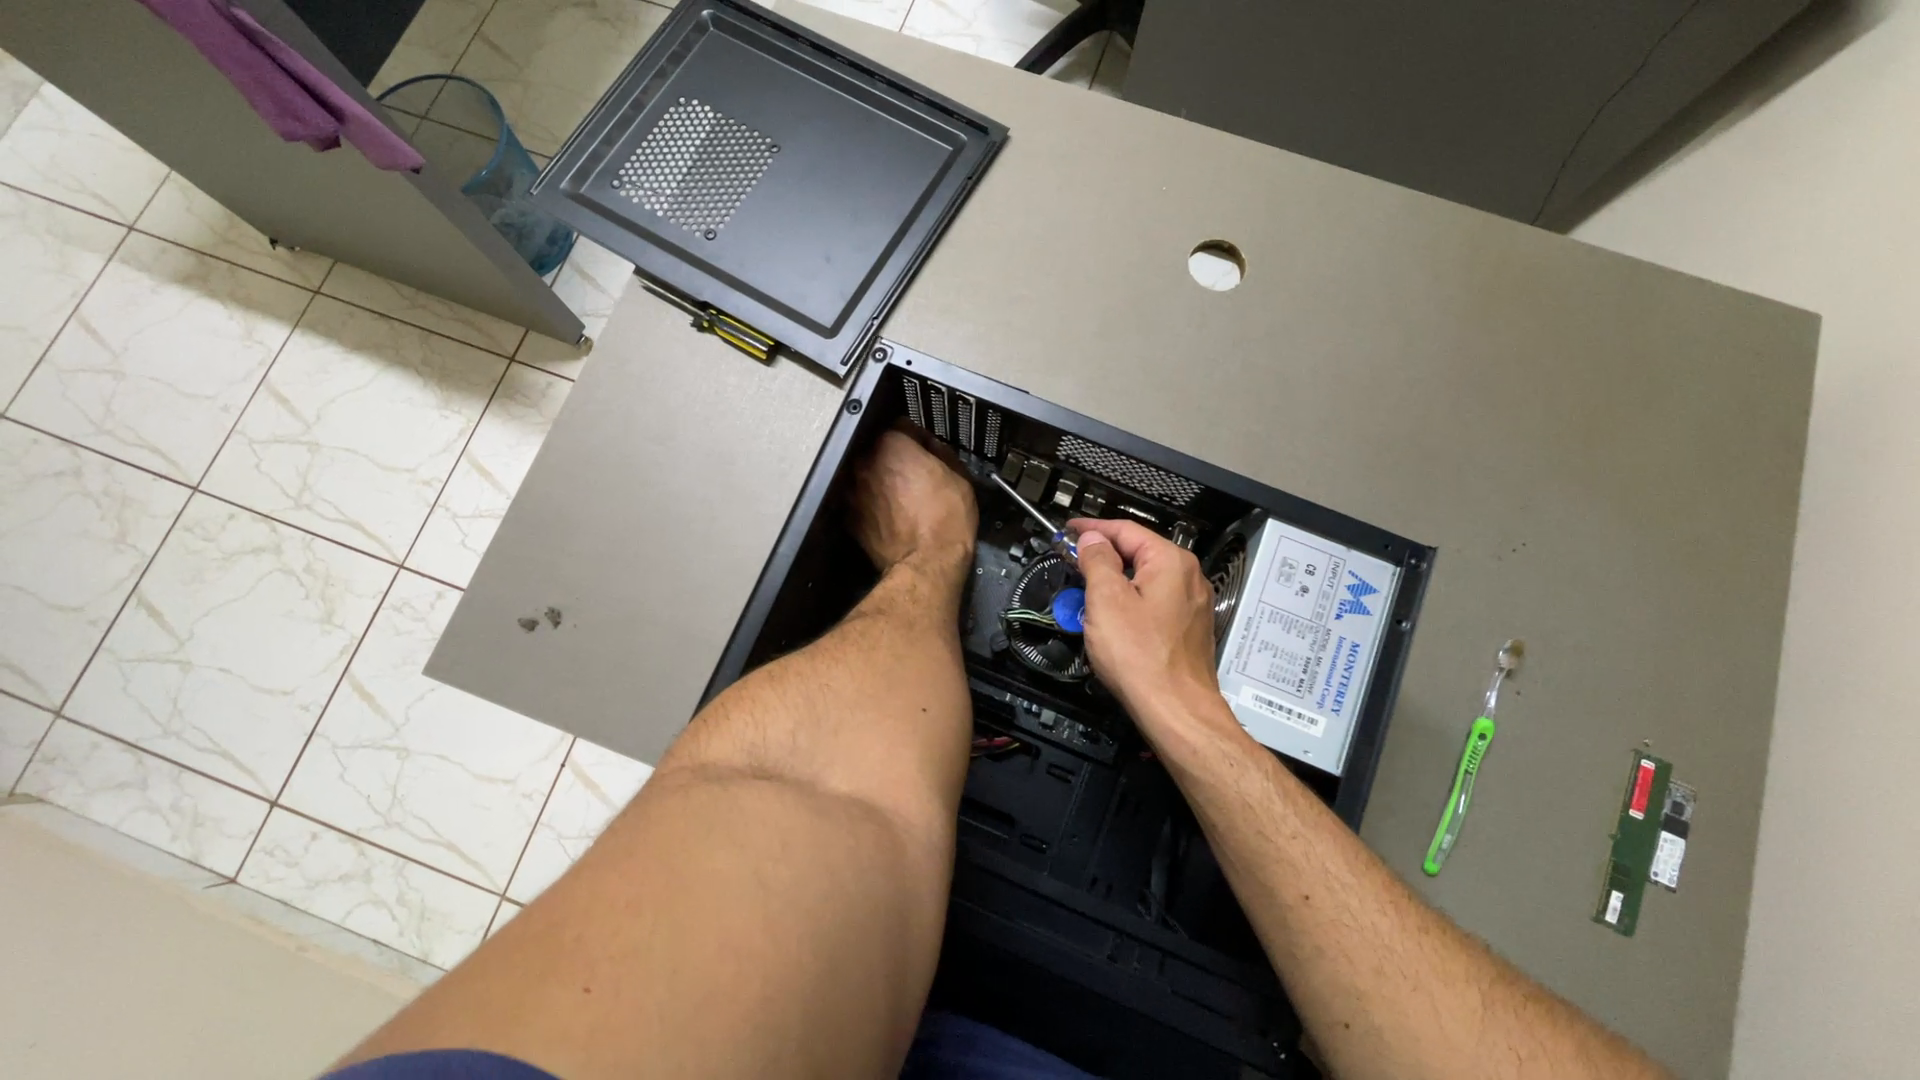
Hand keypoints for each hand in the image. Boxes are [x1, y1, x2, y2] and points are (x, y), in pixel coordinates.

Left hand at [850, 427, 977, 581]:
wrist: (928, 564)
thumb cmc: (946, 521)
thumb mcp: (959, 476)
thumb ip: (941, 452)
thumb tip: (933, 447)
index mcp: (892, 445)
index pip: (901, 426)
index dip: (917, 437)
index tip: (925, 448)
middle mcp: (866, 463)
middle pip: (879, 451)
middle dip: (896, 460)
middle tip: (917, 475)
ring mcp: (853, 491)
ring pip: (868, 476)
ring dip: (881, 482)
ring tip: (904, 499)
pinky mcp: (850, 518)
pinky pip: (861, 501)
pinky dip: (873, 505)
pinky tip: (892, 516)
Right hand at [1071, 518, 1224, 738]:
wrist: (1176, 710)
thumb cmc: (1139, 655)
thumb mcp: (1106, 600)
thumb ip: (1097, 561)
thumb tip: (1092, 538)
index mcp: (1171, 561)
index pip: (1126, 530)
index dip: (1092, 528)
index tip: (1067, 530)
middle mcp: (1189, 577)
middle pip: (1139, 553)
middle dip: (1103, 556)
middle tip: (1071, 561)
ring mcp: (1192, 605)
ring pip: (1146, 580)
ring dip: (1115, 581)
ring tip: (1086, 591)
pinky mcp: (1189, 629)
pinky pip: (1155, 603)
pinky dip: (1130, 602)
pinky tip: (1113, 618)